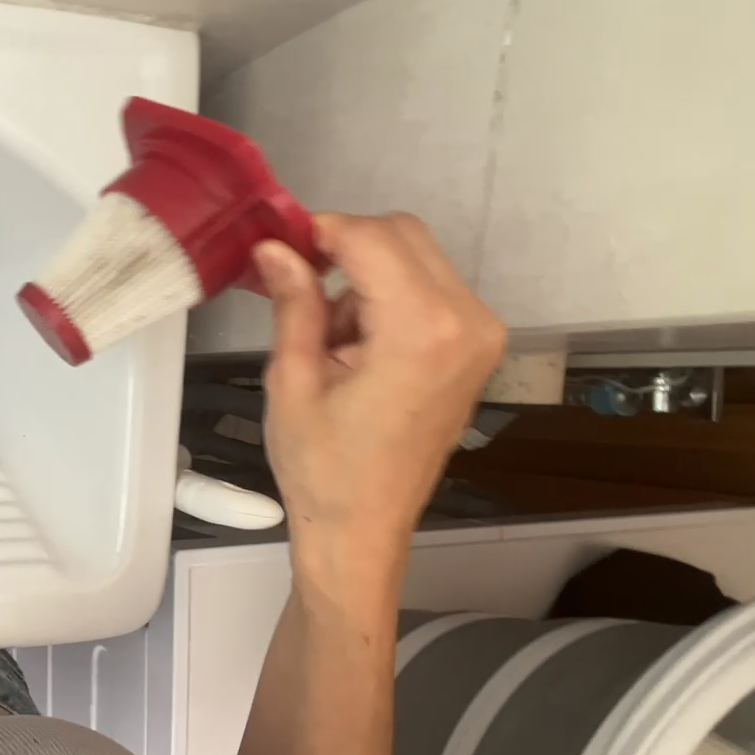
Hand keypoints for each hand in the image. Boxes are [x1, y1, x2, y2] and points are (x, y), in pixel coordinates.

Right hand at [255, 213, 505, 591]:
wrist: (361, 525)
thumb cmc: (318, 463)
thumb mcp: (292, 379)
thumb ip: (293, 304)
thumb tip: (274, 248)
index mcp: (421, 329)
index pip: (372, 239)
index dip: (318, 229)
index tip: (273, 242)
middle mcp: (468, 320)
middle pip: (403, 237)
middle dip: (341, 245)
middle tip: (287, 278)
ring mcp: (481, 334)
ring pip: (416, 259)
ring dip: (362, 275)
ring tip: (320, 333)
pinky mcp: (475, 347)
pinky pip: (428, 291)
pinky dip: (384, 297)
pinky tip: (351, 343)